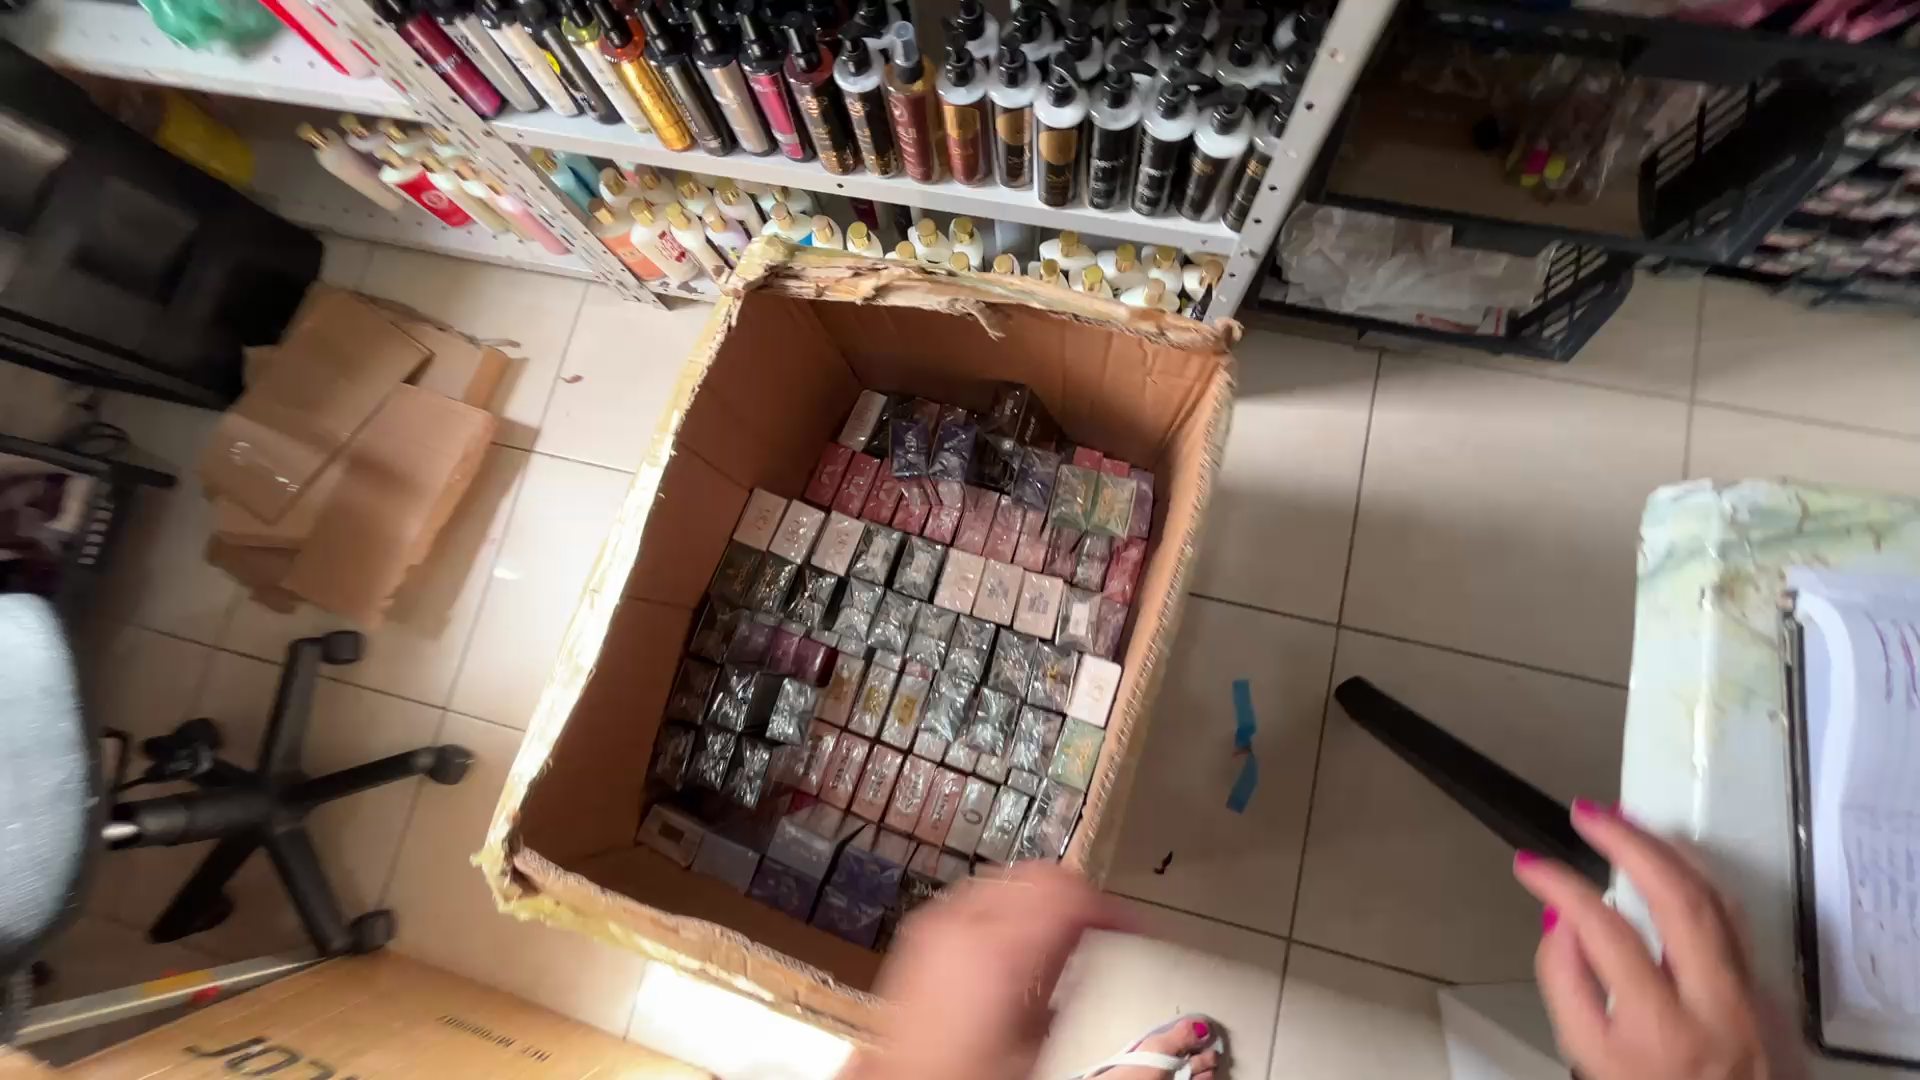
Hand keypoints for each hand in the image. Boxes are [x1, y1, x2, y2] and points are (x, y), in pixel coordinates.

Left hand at [842, 863, 1128, 1079]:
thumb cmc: (962, 1075)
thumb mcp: (1040, 1050)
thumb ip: (1083, 1001)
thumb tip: (1126, 987)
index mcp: (997, 947)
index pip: (1066, 888)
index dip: (1107, 904)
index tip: (1128, 923)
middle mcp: (961, 921)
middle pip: (1037, 876)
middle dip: (1075, 899)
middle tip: (1104, 931)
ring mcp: (936, 922)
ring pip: (1008, 880)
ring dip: (1042, 902)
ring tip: (1065, 943)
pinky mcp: (923, 932)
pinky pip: (978, 898)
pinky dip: (1009, 909)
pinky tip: (1020, 949)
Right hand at [1513, 801, 1801, 1079]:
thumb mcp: (1587, 1053)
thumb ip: (1564, 980)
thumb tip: (1560, 918)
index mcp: (1664, 1024)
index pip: (1605, 929)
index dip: (1560, 885)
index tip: (1529, 864)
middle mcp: (1721, 1005)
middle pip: (1682, 901)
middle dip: (1628, 843)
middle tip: (1587, 812)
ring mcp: (1758, 999)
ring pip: (1722, 903)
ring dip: (1670, 850)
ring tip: (1626, 820)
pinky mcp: (1775, 997)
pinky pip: (1736, 924)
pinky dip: (1696, 881)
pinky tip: (1668, 863)